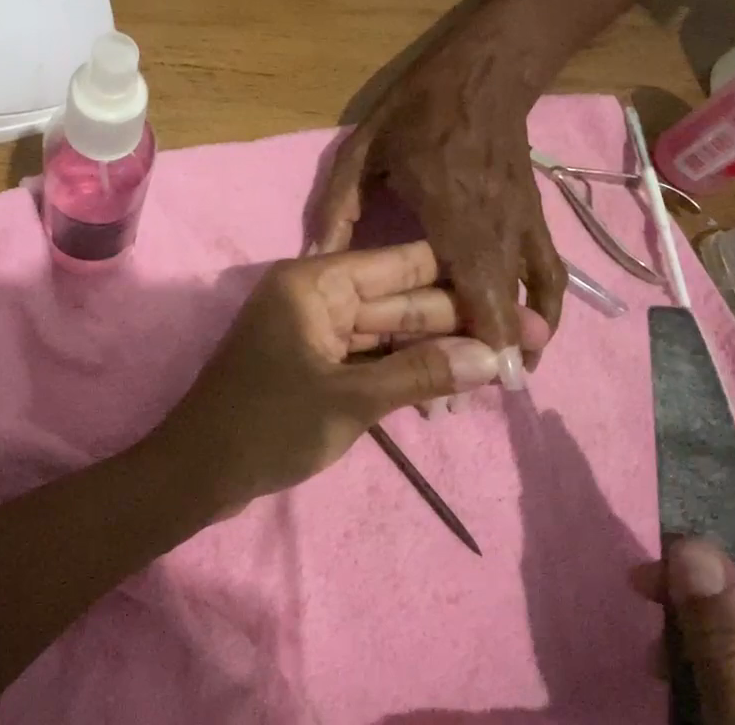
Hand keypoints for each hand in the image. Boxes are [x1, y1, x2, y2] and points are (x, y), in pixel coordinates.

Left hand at [145, 242, 547, 510]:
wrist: (197, 471)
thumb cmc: (268, 425)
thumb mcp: (351, 400)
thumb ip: (422, 373)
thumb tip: (494, 358)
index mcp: (315, 282)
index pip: (402, 264)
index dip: (463, 280)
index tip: (520, 293)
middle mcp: (316, 295)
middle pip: (401, 300)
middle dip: (462, 322)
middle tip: (537, 340)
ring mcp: (314, 330)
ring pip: (389, 331)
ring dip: (439, 351)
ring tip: (508, 369)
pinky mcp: (313, 363)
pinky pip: (370, 357)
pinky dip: (406, 371)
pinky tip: (452, 389)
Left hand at [314, 34, 565, 371]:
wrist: (486, 70)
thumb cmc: (418, 108)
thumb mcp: (361, 152)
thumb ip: (339, 206)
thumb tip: (317, 255)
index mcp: (445, 217)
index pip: (470, 288)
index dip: (481, 336)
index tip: (482, 380)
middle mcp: (491, 228)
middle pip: (501, 301)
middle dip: (498, 350)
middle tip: (485, 393)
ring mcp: (520, 223)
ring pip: (529, 291)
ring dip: (527, 334)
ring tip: (516, 375)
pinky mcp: (533, 217)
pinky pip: (548, 269)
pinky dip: (549, 302)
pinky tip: (542, 329)